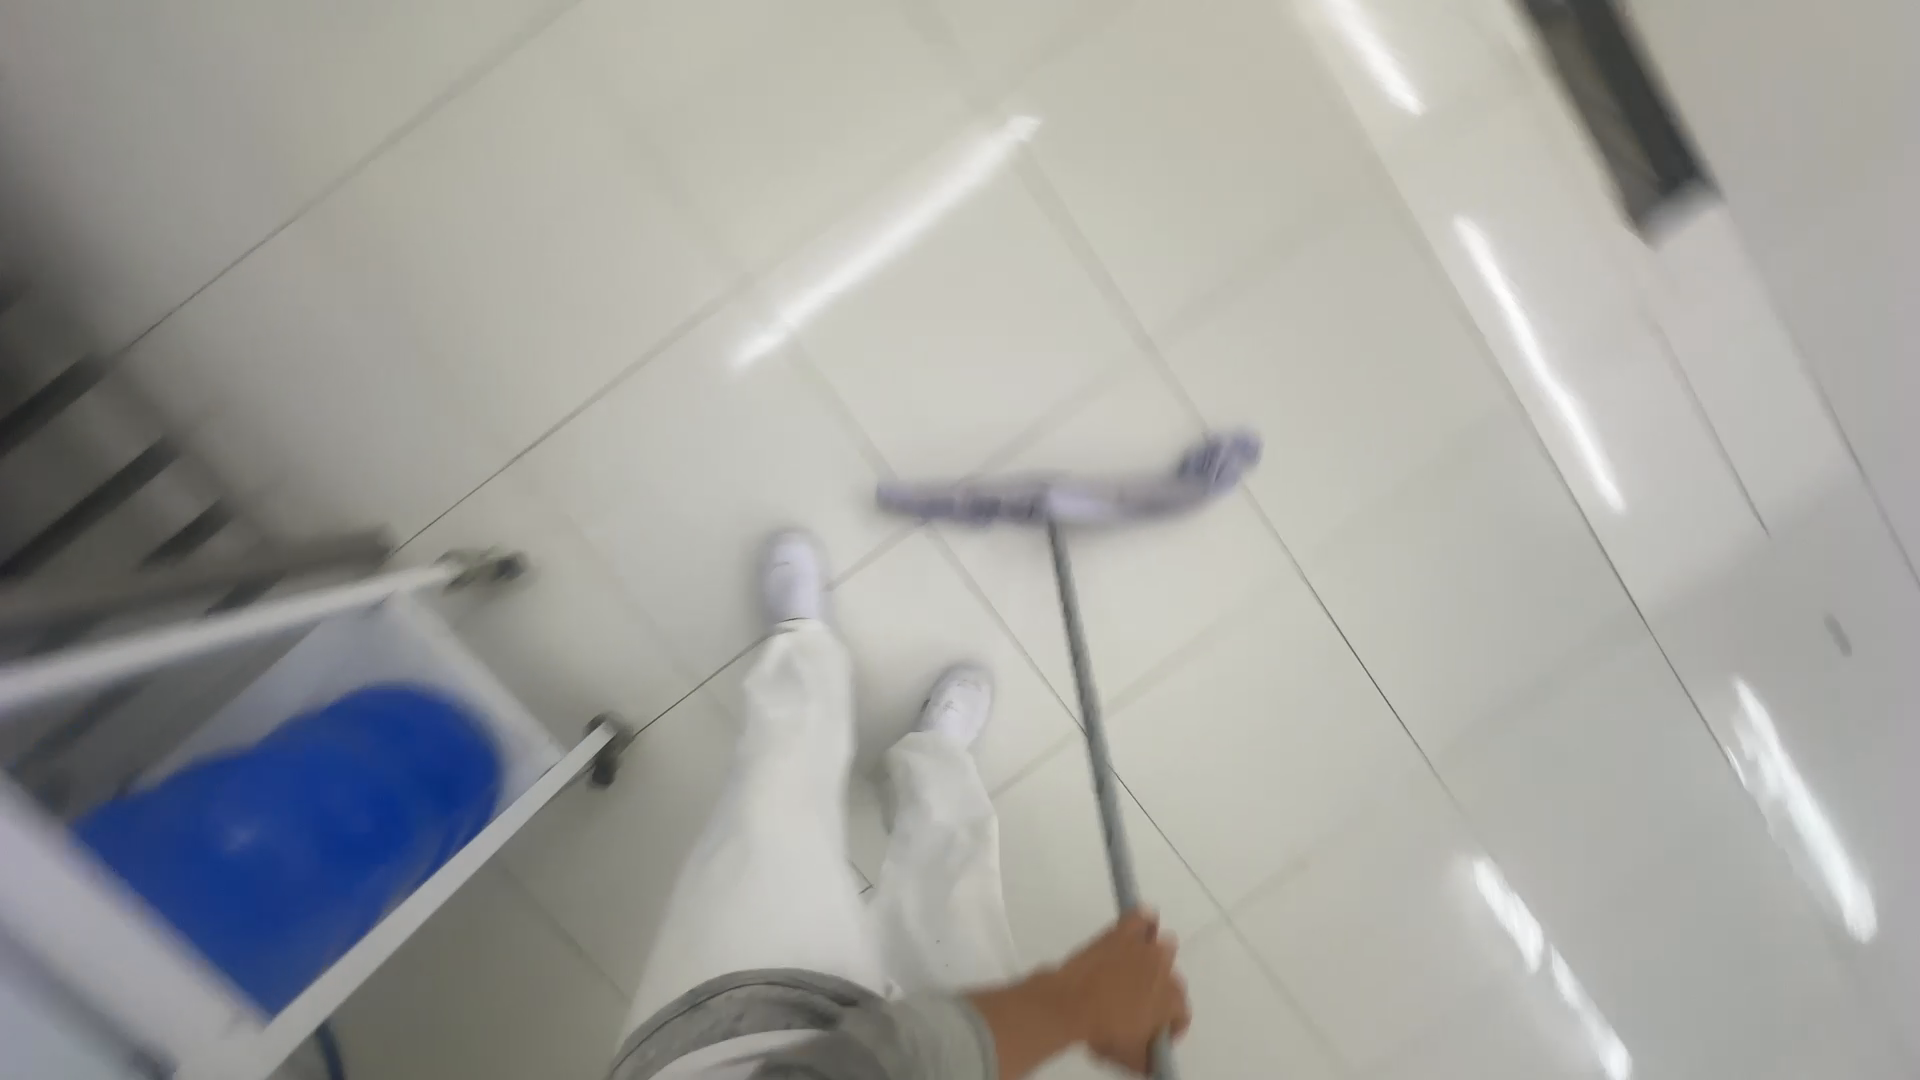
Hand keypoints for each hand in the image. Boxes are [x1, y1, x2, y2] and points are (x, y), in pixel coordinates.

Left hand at [1043, 909, 1189, 1072]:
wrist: (1071, 1003)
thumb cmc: (1103, 1032)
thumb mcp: (1131, 1059)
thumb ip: (1149, 1060)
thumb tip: (1153, 1060)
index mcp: (1170, 1001)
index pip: (1182, 1012)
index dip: (1169, 1025)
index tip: (1154, 1032)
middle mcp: (1164, 970)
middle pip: (1171, 980)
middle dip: (1159, 993)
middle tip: (1138, 1004)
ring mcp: (1144, 947)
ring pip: (1162, 947)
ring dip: (1153, 959)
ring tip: (1134, 971)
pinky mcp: (1123, 931)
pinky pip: (1142, 918)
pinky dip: (1143, 922)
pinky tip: (1137, 931)